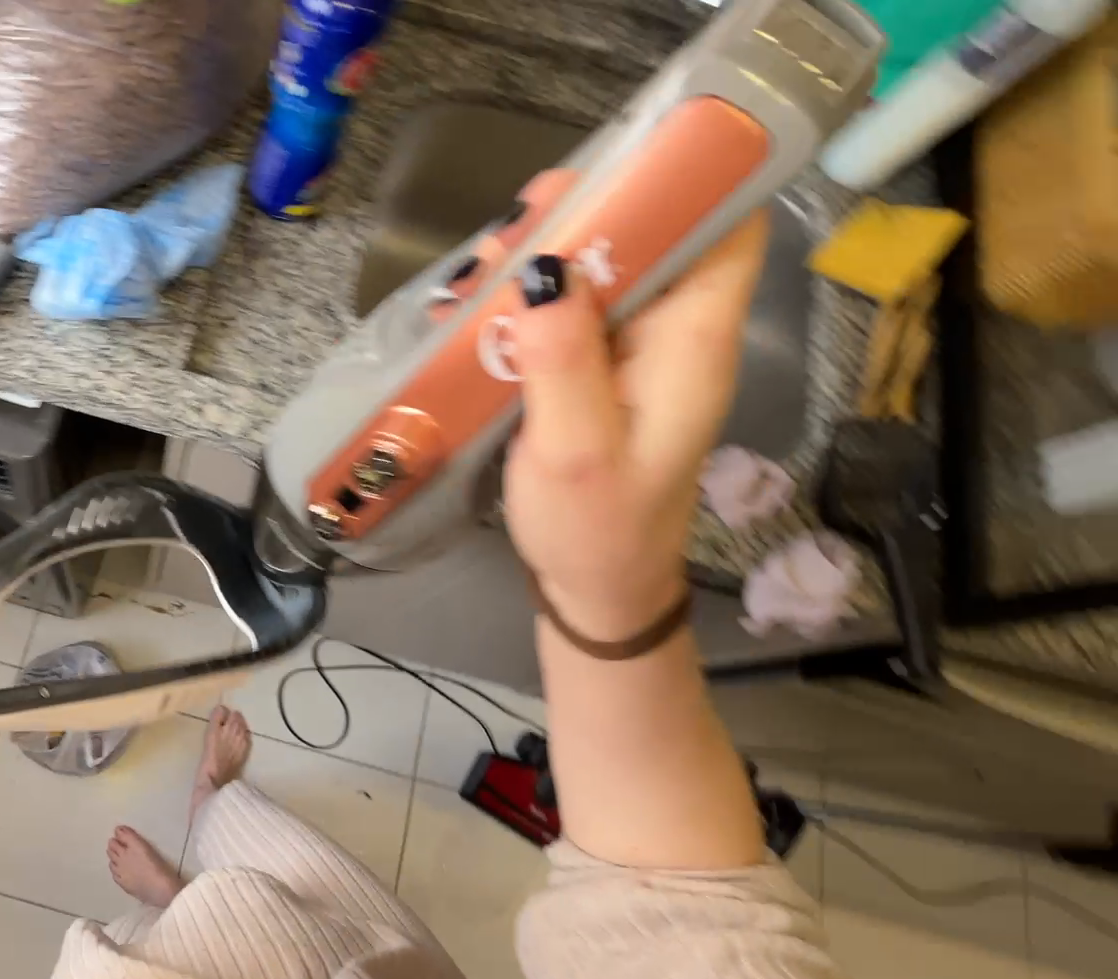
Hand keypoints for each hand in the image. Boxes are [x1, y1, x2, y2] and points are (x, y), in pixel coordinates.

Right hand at [503, 202, 768, 639]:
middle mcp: (670, 340)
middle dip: (584, 218)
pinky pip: (567, 320)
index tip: (608, 168)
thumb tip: (544, 271)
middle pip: (650, 243)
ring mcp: (630, 361)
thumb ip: (563, 361)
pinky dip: (526, 306)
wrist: (595, 588)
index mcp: (689, 346)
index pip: (724, 229)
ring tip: (479, 268)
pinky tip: (476, 312)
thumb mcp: (574, 449)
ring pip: (599, 279)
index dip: (681, 183)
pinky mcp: (594, 379)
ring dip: (542, 262)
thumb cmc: (594, 527)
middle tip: (513, 224)